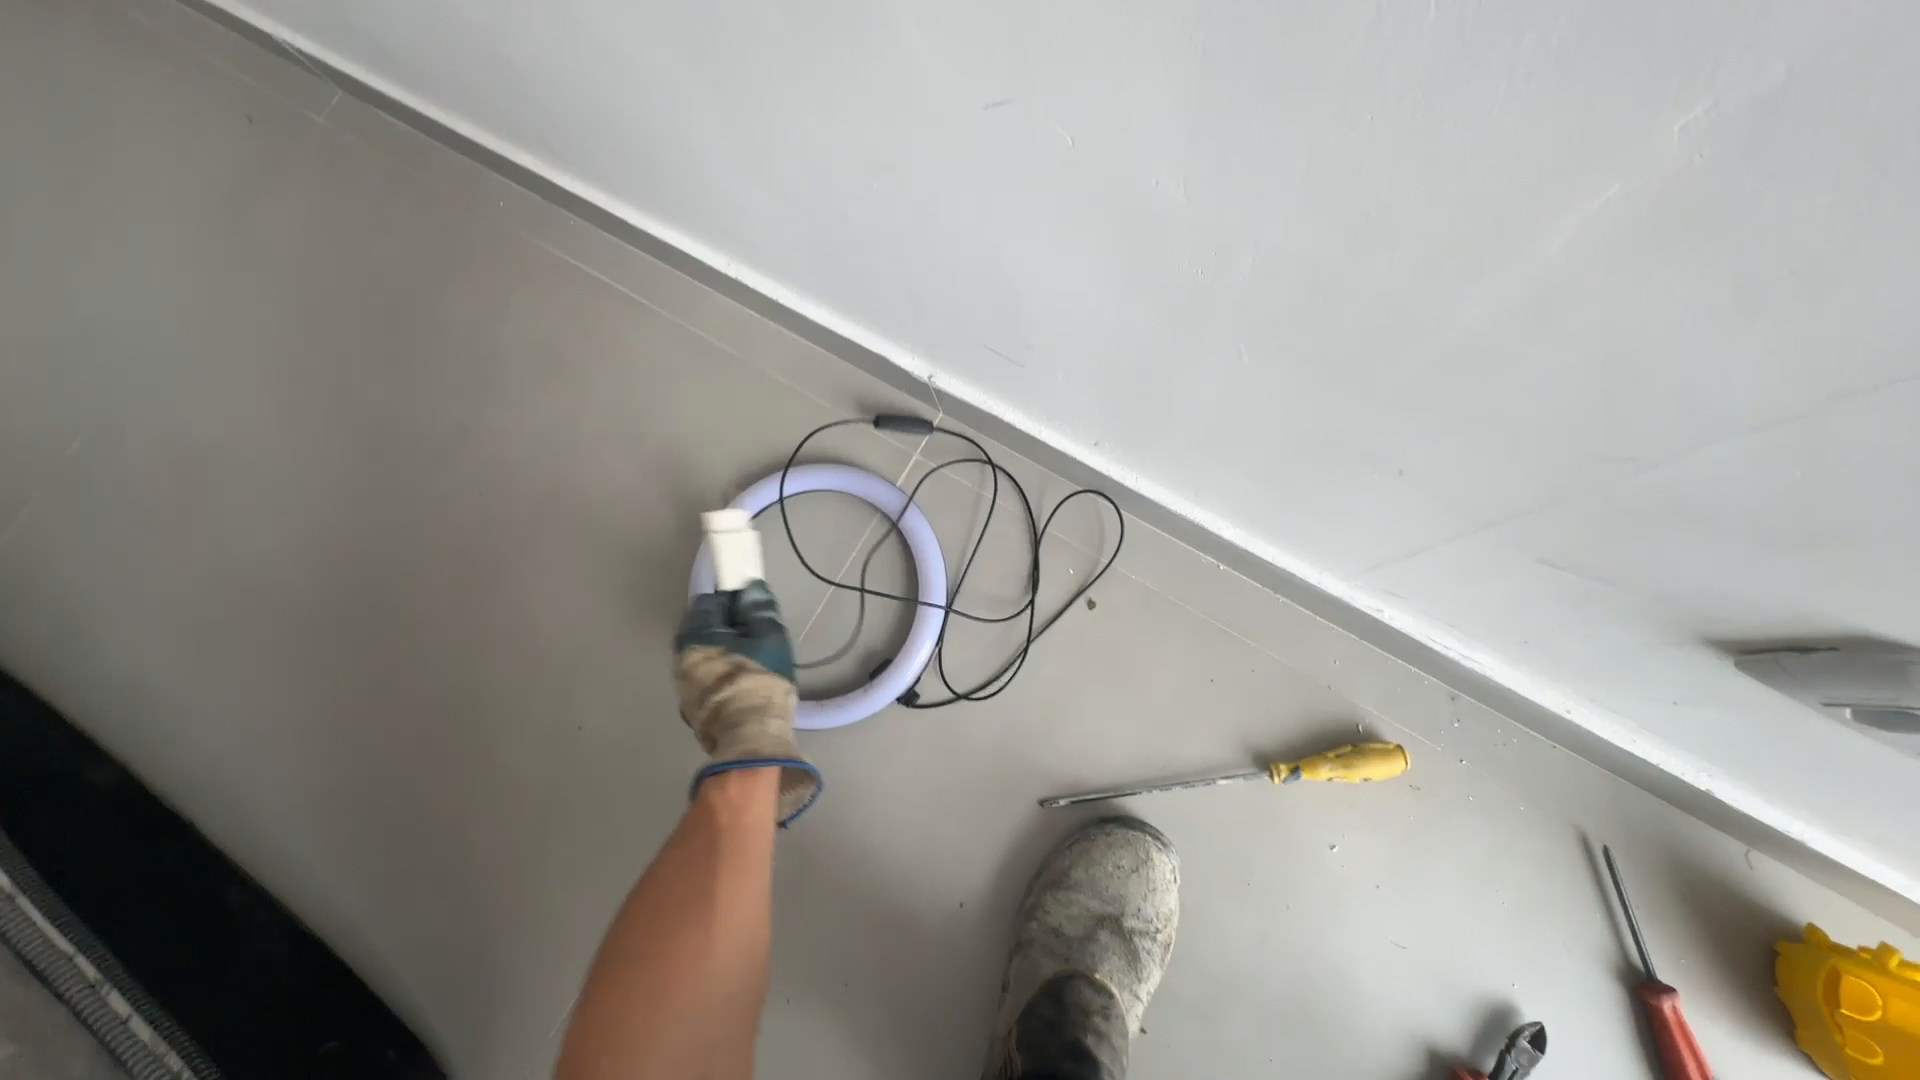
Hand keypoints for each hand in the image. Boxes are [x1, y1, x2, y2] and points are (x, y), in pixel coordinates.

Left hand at [674, 580, 819, 823]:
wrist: (751, 739)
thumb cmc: (761, 681)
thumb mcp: (770, 637)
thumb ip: (759, 609)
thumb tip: (750, 589)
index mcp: (697, 636)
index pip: (708, 603)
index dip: (729, 599)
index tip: (748, 605)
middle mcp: (682, 659)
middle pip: (702, 632)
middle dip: (724, 628)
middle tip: (753, 633)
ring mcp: (684, 688)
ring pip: (703, 659)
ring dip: (721, 654)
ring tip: (749, 659)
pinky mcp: (693, 711)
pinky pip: (706, 682)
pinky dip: (720, 677)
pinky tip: (740, 682)